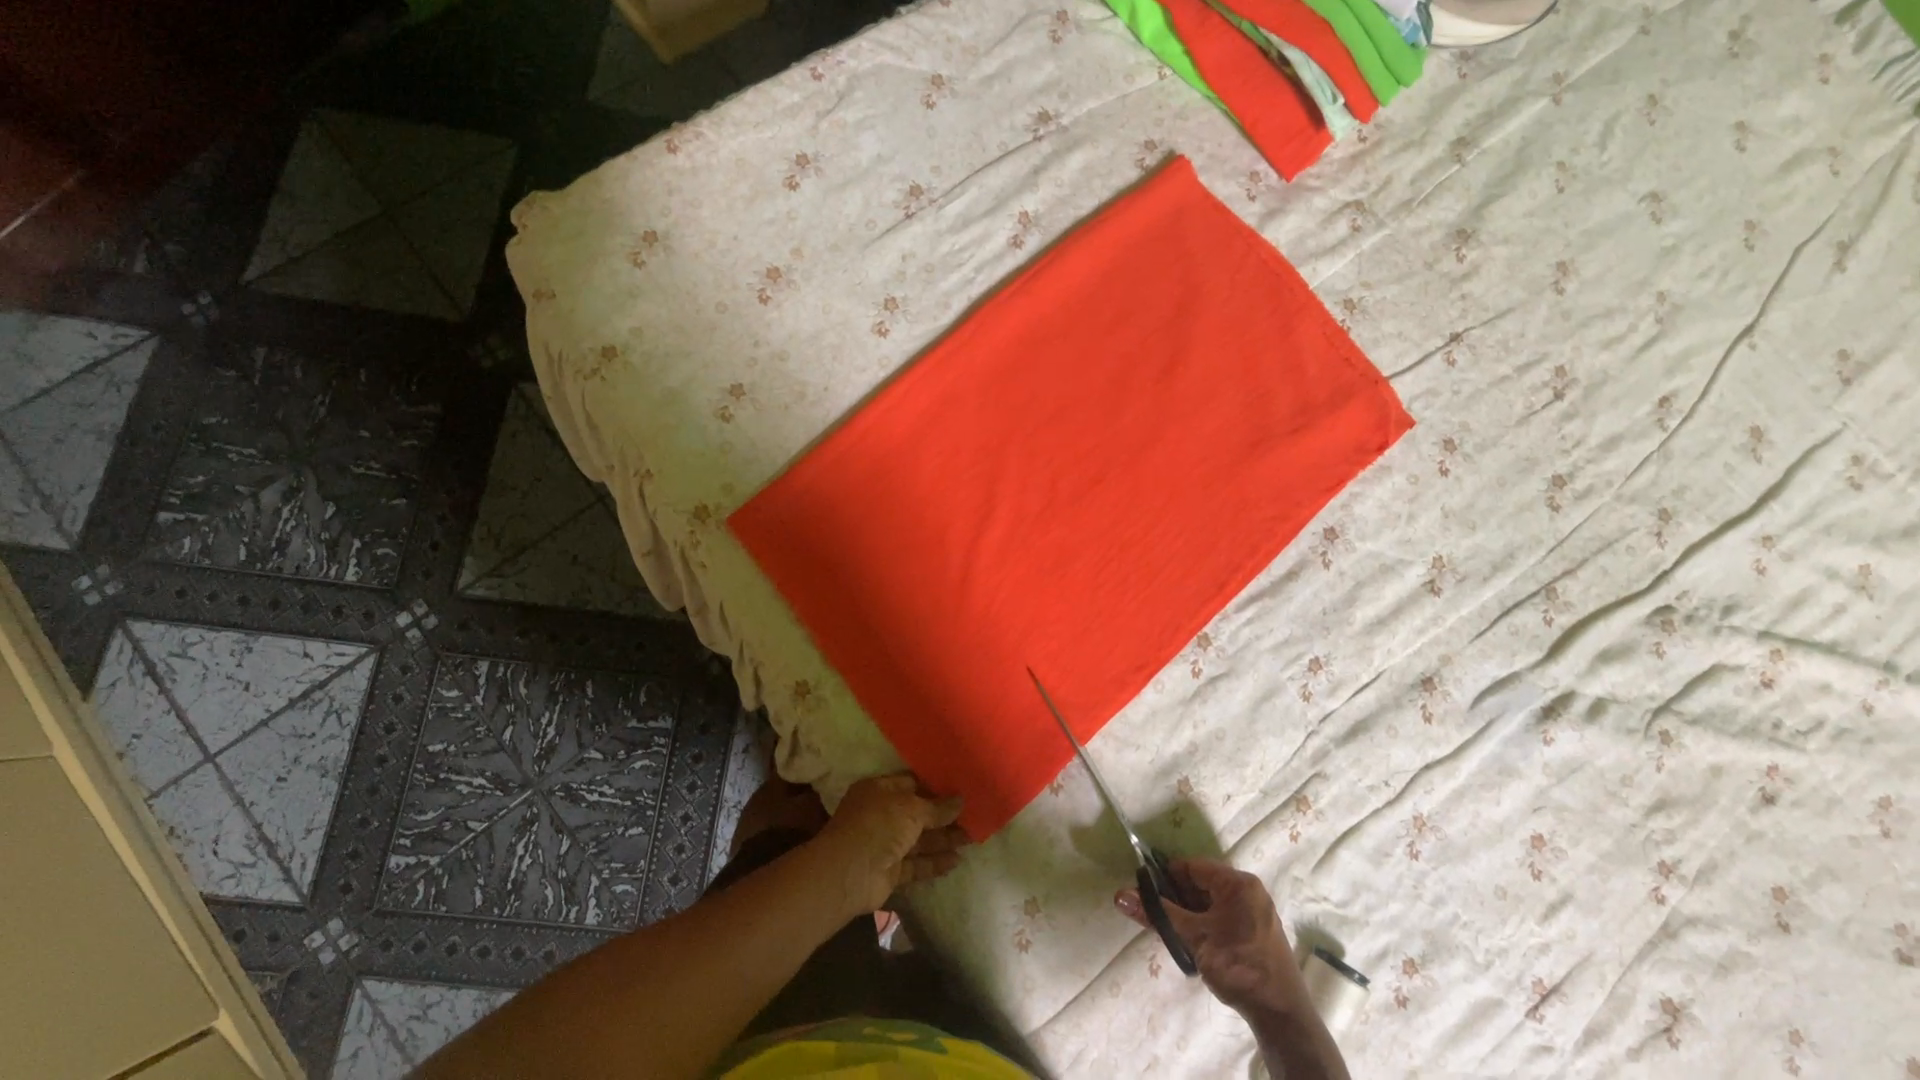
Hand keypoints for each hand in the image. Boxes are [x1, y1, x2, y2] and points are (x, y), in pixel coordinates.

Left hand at [811, 774, 966, 915]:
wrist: (849, 873)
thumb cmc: (878, 825)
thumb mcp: (910, 808)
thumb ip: (936, 807)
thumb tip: (959, 801)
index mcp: (878, 791)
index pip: (910, 783)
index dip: (934, 786)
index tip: (960, 787)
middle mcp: (881, 815)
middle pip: (917, 813)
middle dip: (944, 815)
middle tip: (973, 814)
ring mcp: (885, 844)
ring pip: (919, 840)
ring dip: (944, 839)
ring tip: (973, 837)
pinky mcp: (890, 871)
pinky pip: (917, 864)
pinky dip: (934, 862)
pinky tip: (957, 860)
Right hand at [1115, 857, 1303, 1015]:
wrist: (1279, 1011)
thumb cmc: (1237, 964)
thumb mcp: (1193, 937)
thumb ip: (1158, 914)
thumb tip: (1120, 895)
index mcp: (1237, 883)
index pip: (1193, 866)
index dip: (1166, 876)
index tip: (1143, 890)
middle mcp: (1248, 891)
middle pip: (1202, 883)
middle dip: (1176, 896)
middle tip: (1153, 912)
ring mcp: (1254, 912)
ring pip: (1211, 902)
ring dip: (1188, 912)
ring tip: (1168, 929)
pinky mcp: (1255, 931)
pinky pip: (1222, 916)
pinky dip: (1204, 923)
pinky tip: (1190, 940)